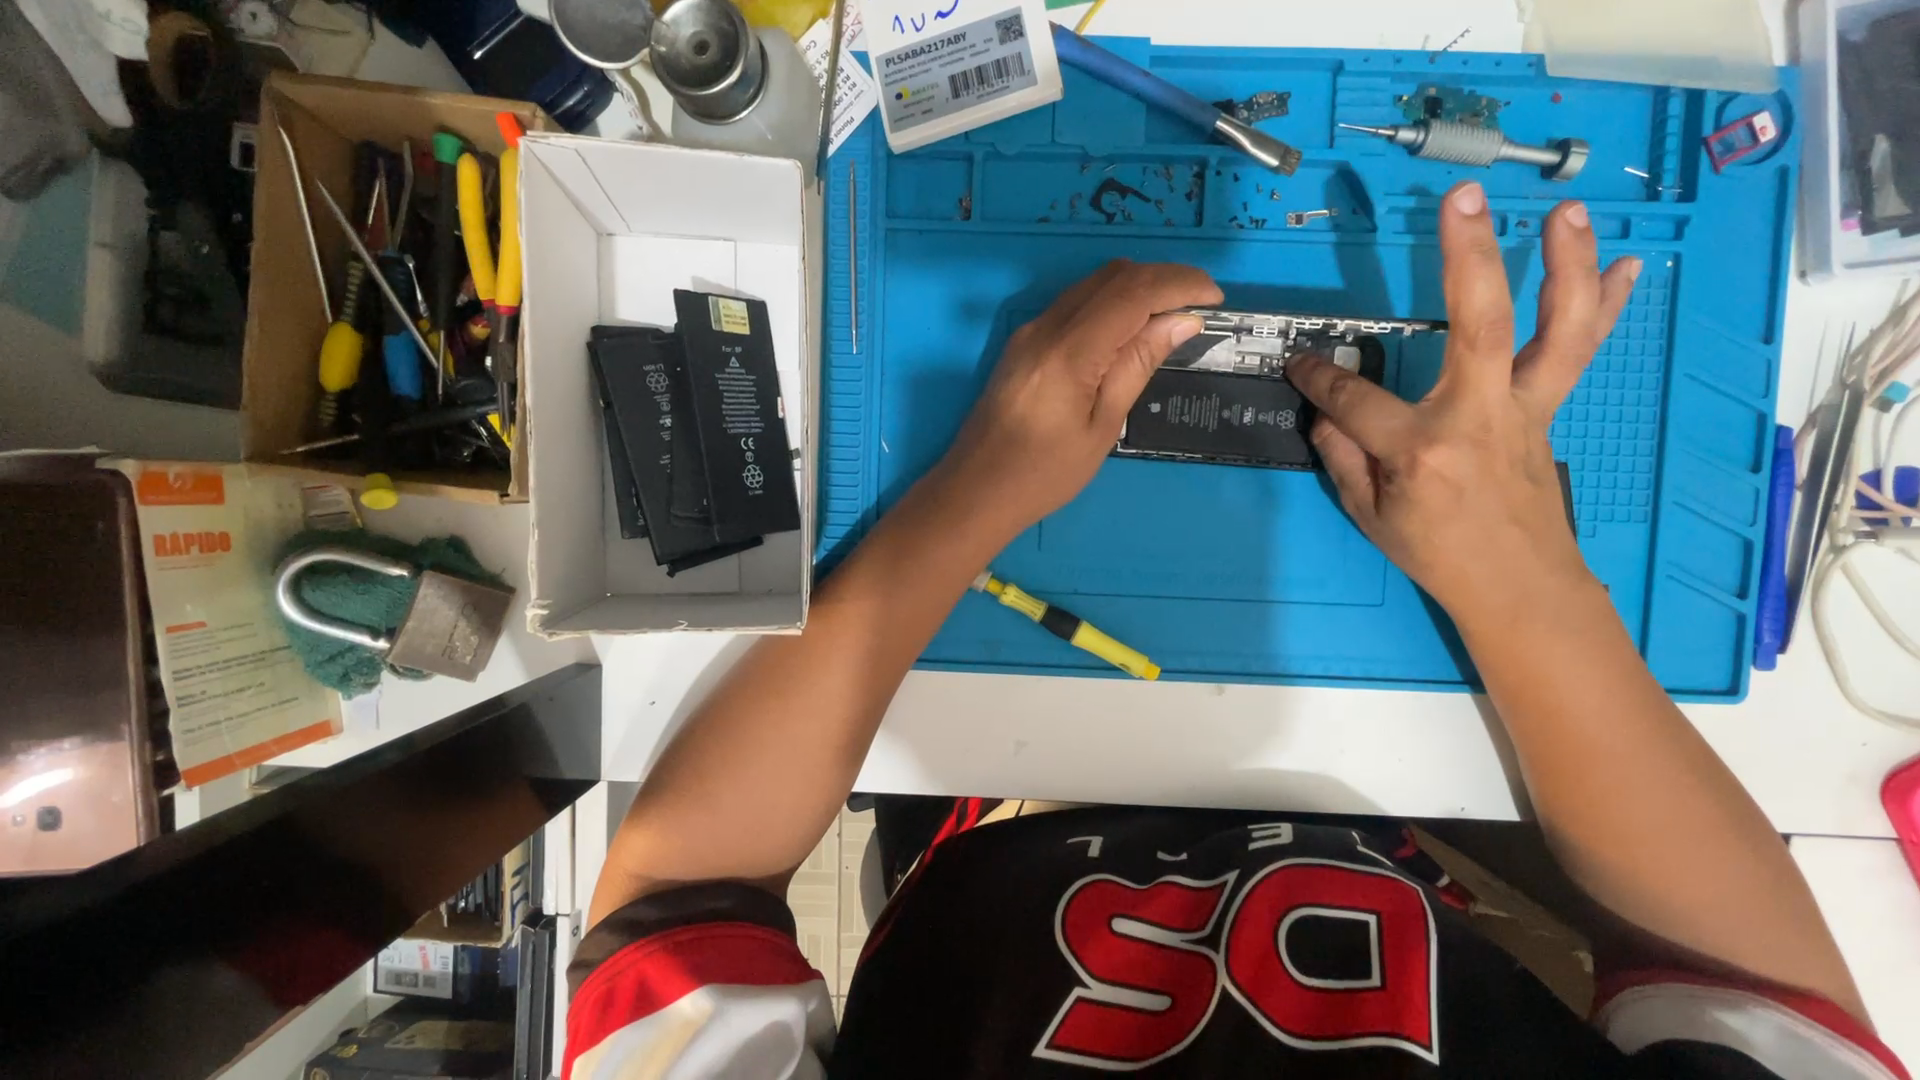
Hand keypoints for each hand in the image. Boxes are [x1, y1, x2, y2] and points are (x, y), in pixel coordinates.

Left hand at [938, 259, 1222, 537]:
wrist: (975, 489)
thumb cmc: (1044, 473)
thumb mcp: (1102, 426)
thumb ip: (1138, 364)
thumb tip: (1182, 320)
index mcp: (1069, 350)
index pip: (1133, 292)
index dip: (1179, 284)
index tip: (1215, 298)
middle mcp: (1045, 327)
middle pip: (1112, 276)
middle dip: (1162, 279)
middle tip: (1199, 306)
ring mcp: (1029, 331)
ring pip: (1091, 285)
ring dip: (1136, 287)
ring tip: (1172, 316)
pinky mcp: (1023, 343)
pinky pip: (1074, 304)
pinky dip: (1110, 303)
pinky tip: (1130, 330)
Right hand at [1288, 182, 1640, 622]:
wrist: (1517, 585)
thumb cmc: (1436, 554)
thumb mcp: (1369, 515)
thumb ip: (1343, 456)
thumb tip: (1326, 410)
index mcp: (1419, 450)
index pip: (1353, 399)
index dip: (1317, 379)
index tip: (1297, 364)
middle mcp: (1476, 417)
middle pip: (1476, 323)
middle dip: (1468, 255)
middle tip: (1462, 198)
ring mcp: (1522, 410)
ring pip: (1553, 329)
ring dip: (1563, 265)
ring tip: (1565, 211)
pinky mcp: (1545, 411)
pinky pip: (1577, 352)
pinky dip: (1603, 307)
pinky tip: (1626, 265)